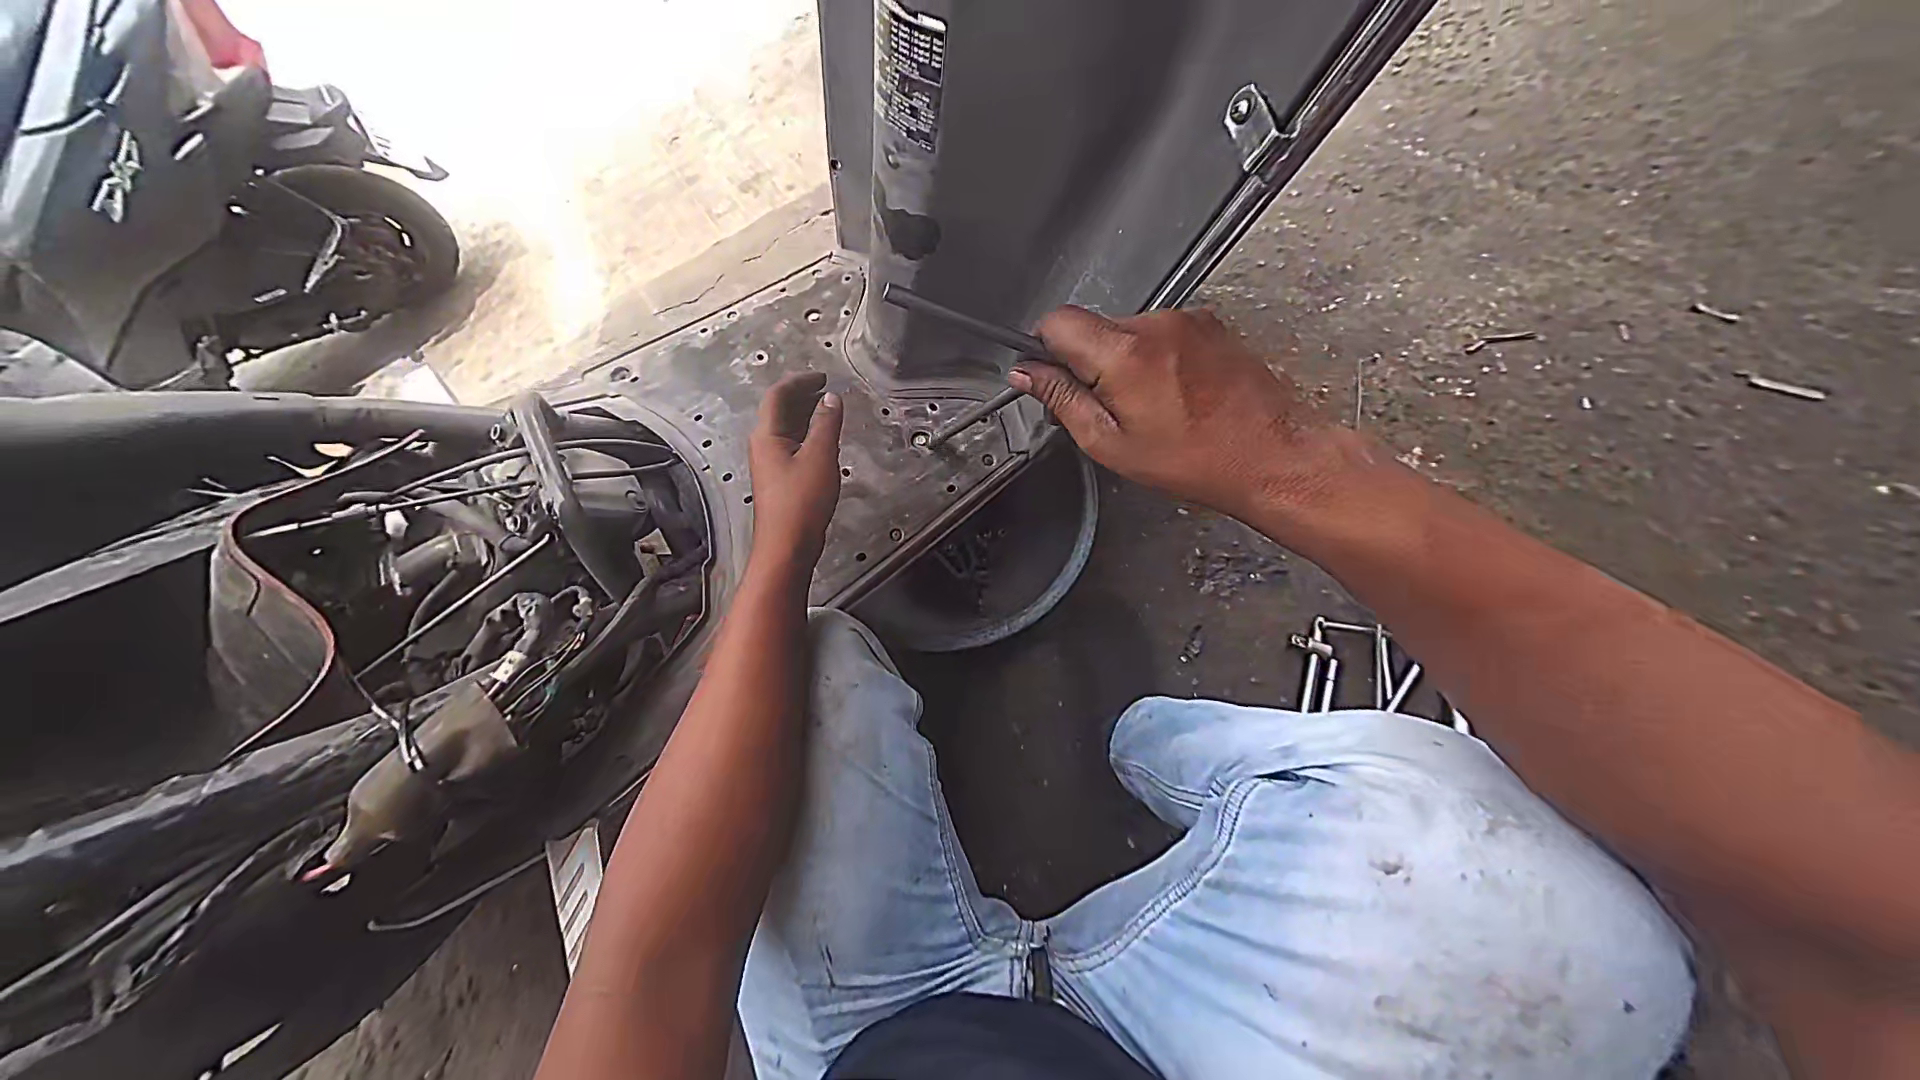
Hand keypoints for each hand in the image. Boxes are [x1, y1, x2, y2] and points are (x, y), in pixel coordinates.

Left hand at [747, 372, 843, 564]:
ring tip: (829, 410)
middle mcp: (764, 447)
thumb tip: (831, 399)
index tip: (821, 377)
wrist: (788, 545)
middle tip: (826, 389)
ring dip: (807, 416)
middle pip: (781, 411)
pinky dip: (809, 436)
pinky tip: (825, 441)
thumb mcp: (820, 457)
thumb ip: (827, 424)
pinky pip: (794, 447)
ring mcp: (771, 464)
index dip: (800, 381)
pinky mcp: (782, 480)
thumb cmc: (800, 504)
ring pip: (788, 429)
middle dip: (803, 396)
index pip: (779, 395)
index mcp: (767, 436)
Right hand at [1013, 307, 1344, 522]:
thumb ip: (1061, 400)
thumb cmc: (1198, 459)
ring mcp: (1186, 320)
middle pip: (1092, 327)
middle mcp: (1155, 324)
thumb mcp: (1109, 442)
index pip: (1057, 321)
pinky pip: (1158, 333)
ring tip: (1150, 407)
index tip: (1050, 374)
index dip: (1044, 348)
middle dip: (1087, 363)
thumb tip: (1028, 374)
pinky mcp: (1207, 324)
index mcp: (1124, 354)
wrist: (1270, 455)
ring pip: (1125, 331)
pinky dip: (1153, 359)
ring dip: (1123, 364)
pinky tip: (1172, 395)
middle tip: (1109, 409)